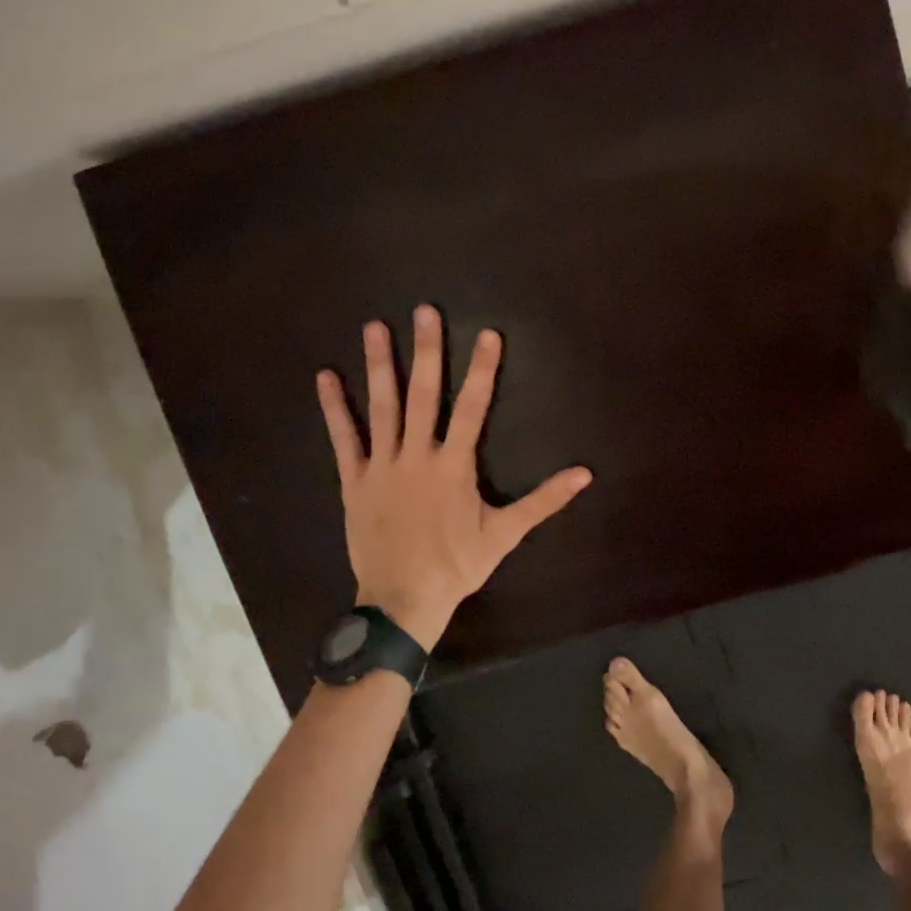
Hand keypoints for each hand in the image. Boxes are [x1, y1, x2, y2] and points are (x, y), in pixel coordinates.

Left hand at [316, 305, 591, 649]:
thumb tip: (584, 474)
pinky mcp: (354, 481)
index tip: (487, 335)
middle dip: (426, 351)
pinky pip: (343, 439)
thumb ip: (544, 500)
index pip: (472, 408)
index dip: (481, 370)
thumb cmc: (457, 565)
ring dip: (379, 366)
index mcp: (453, 465)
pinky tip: (326, 377)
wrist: (402, 599)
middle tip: (424, 311)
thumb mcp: (505, 533)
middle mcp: (417, 456)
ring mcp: (382, 466)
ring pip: (380, 407)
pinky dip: (334, 408)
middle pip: (422, 395)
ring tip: (375, 327)